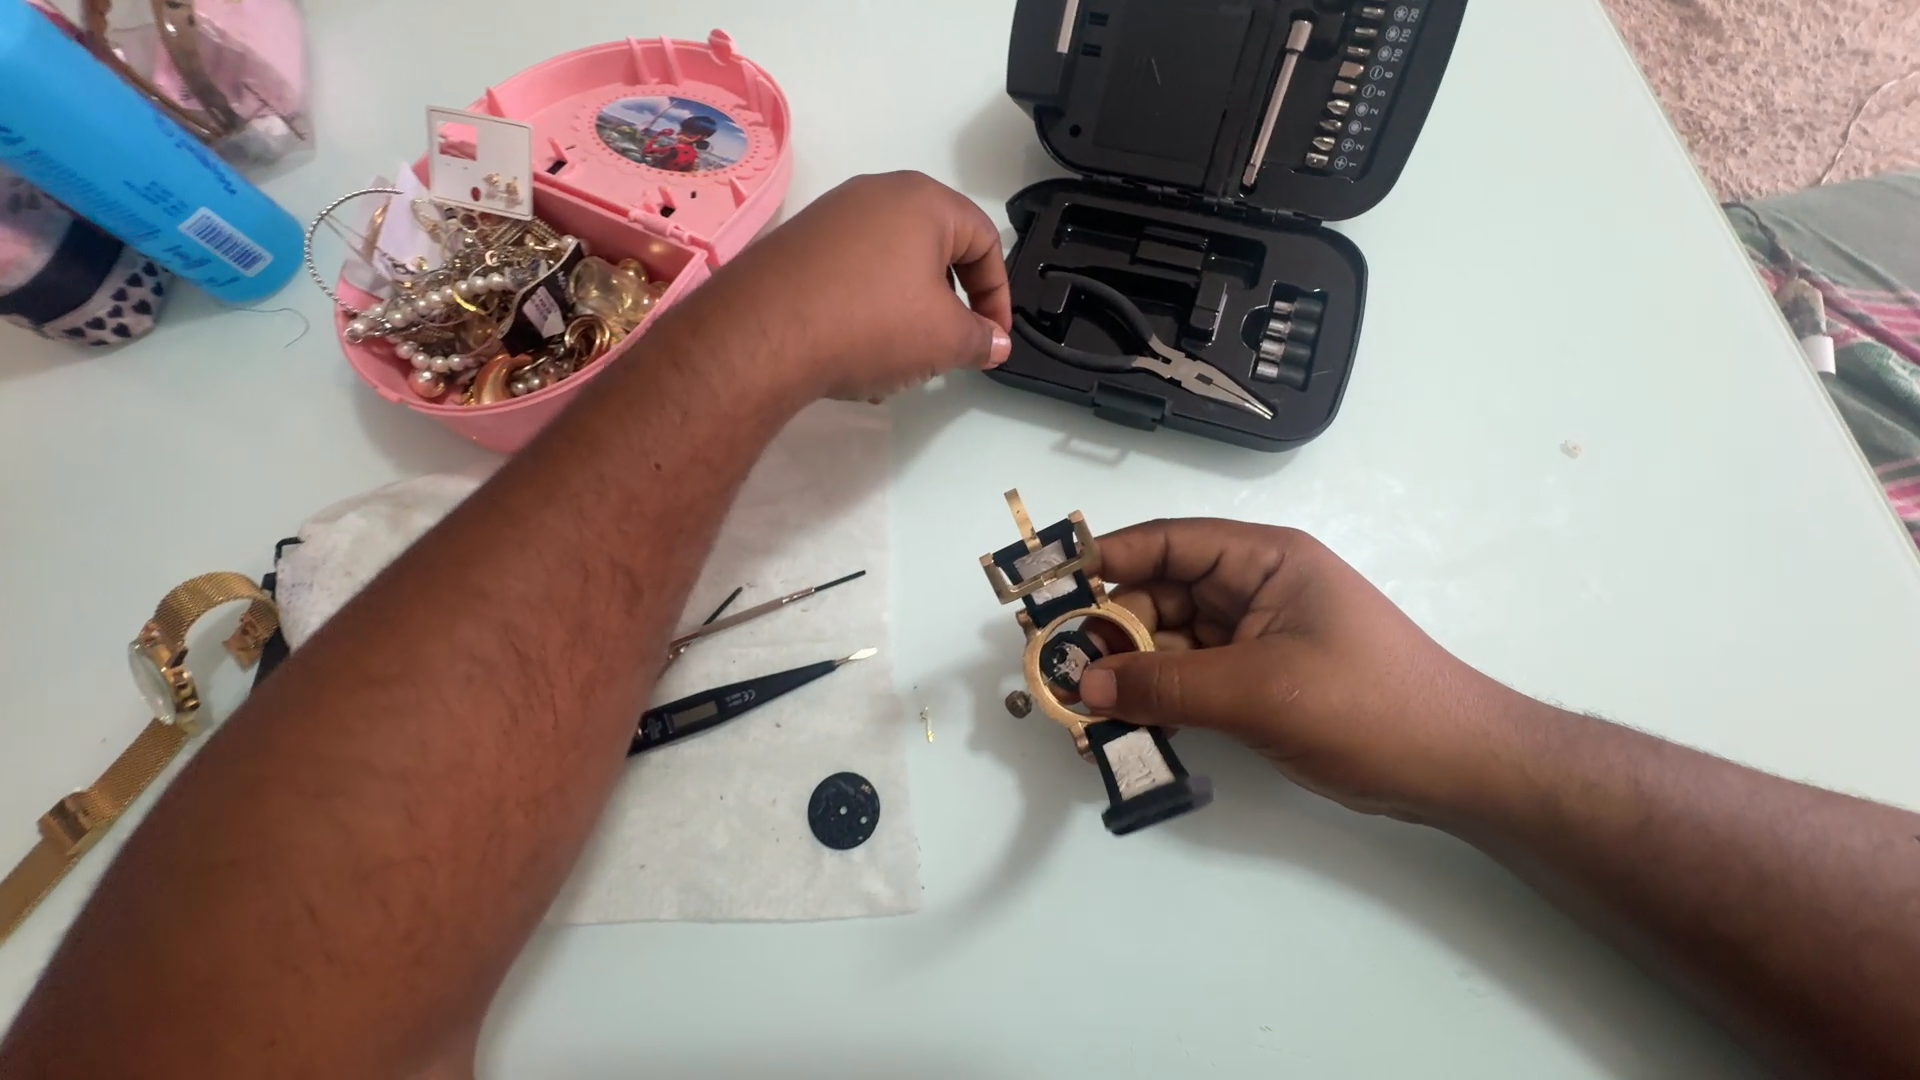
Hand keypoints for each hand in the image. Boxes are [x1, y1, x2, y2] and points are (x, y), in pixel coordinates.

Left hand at [685, 171, 1011, 401]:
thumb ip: (982, 340)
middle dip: (949, 307)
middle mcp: (876, 195)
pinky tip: (855, 356)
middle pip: (935, 252)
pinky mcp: (798, 247)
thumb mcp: (945, 340)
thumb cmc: (871, 324)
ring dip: (907, 317)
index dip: (999, 296)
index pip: (984, 240)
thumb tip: (994, 343)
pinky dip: (867, 313)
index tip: (992, 340)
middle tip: (948, 348)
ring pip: (891, 270)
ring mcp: (831, 218)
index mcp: (923, 201)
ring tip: (898, 362)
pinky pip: (852, 277)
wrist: (762, 334)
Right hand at [1077, 519, 1531, 819]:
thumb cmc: (1368, 706)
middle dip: (1111, 626)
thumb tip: (1085, 686)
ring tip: (1083, 698)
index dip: (1108, 558)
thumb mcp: (1260, 692)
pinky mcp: (1254, 678)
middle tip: (1060, 662)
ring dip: (1129, 667)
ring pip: (1169, 639)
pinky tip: (1124, 718)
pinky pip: (1188, 676)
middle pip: (1160, 593)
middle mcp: (1251, 588)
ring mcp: (1253, 635)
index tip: (1054, 587)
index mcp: (1263, 559)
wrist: (1459, 770)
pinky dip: (1156, 695)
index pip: (1169, 542)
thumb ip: (1166, 687)